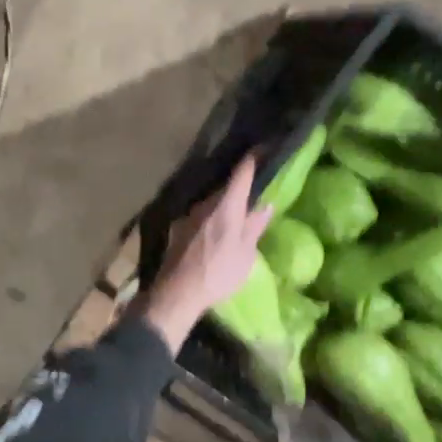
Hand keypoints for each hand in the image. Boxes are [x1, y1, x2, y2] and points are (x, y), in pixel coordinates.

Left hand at [138, 154, 273, 352]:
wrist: (177, 292)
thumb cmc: (218, 273)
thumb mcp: (246, 254)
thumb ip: (254, 227)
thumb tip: (265, 205)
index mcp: (226, 206)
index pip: (241, 172)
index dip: (253, 158)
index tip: (263, 148)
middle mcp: (204, 204)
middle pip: (225, 188)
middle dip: (238, 188)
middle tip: (252, 193)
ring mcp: (187, 215)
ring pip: (210, 203)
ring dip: (222, 206)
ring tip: (234, 218)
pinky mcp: (176, 229)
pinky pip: (198, 217)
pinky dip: (208, 219)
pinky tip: (212, 233)